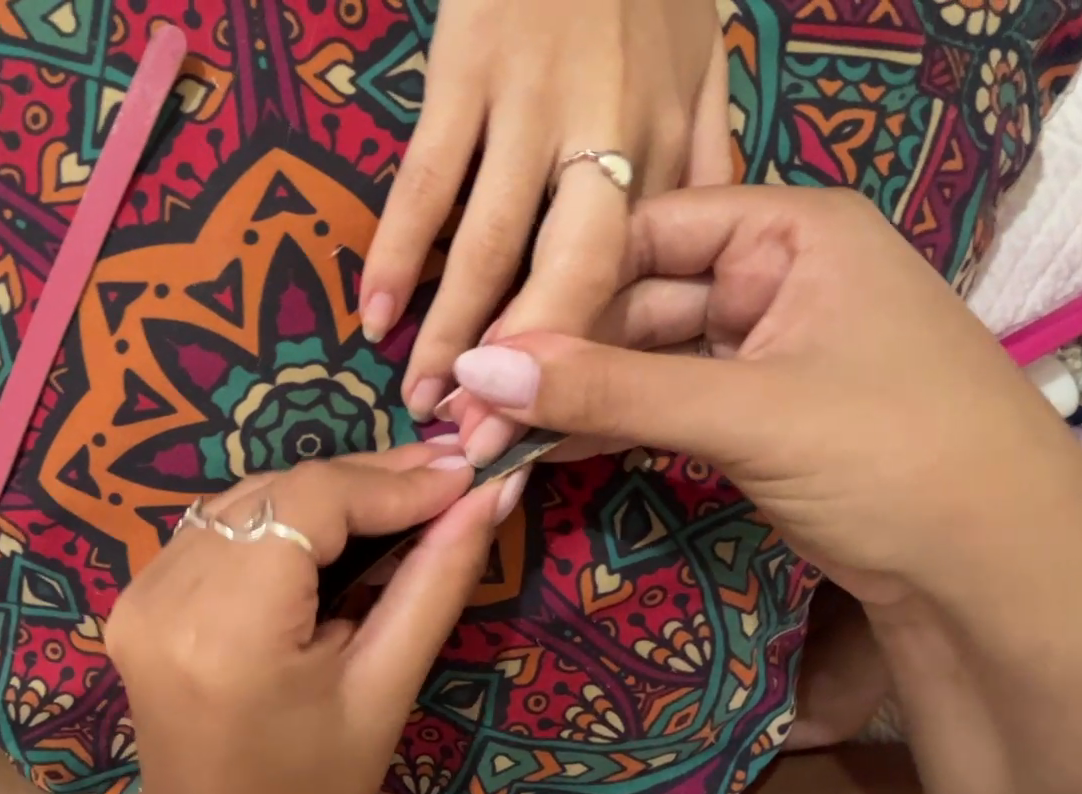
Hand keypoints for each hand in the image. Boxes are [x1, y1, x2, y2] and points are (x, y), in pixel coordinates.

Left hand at [105, 443, 510, 793]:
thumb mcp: (385, 691)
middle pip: (277, 493)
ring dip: (325, 493)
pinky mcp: (135, 596)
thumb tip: (490, 496)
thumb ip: (435, 583)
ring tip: (401, 497)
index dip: (389, 481)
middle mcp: (166, 595)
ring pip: (248, 500)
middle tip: (444, 474)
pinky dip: (280, 517)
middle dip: (365, 479)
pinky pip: (219, 526)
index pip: (310, 505)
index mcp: (228, 630)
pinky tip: (331, 528)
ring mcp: (139, 591)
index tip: (462, 474)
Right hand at [360, 0, 729, 466]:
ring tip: (423, 399)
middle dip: (522, 368)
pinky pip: (429, 179)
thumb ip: (706, 156)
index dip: (591, 359)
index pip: (638, 280)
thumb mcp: (708, 66)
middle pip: (573, 276)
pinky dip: (396, 248)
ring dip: (453, 330)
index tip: (557, 427)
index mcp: (683, 136)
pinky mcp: (470, 67)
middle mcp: (617, 128)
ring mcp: (539, 98)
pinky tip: (373, 313)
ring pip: (494, 242)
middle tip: (483, 438)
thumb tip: (699, 248)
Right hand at [444, 186, 1081, 607]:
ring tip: (487, 435)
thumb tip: (477, 368)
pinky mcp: (739, 411)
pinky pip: (652, 403)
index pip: (641, 233)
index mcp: (790, 232)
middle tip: (469, 408)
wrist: (993, 580)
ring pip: (634, 359)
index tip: (478, 345)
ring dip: (567, 398)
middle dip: (553, 358)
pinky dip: (601, 426)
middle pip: (630, 302)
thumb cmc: (896, 457)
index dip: (557, 287)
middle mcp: (768, 275)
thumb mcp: (747, 412)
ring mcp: (751, 348)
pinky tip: (539, 447)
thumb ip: (610, 387)